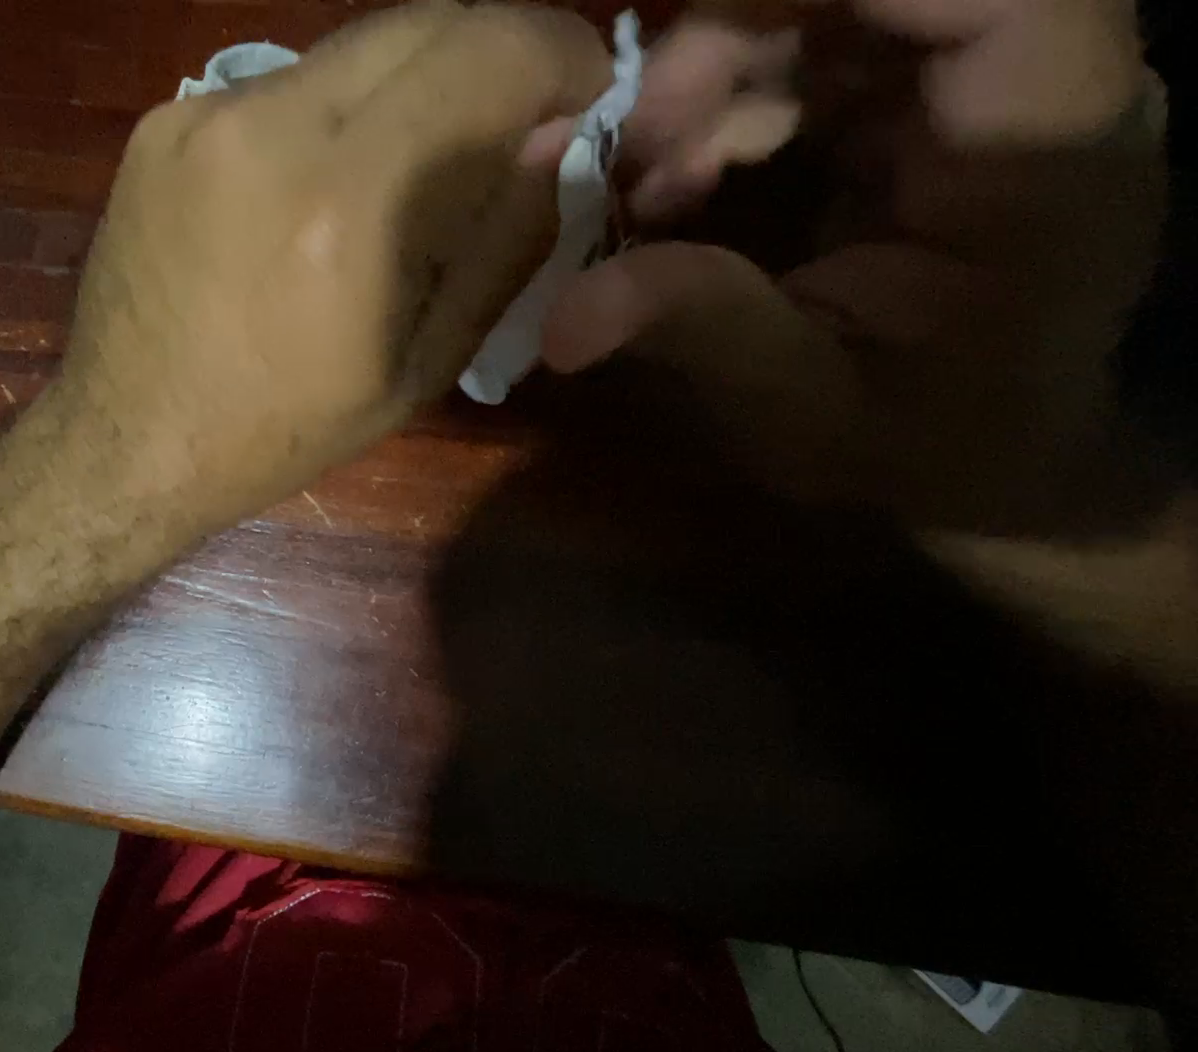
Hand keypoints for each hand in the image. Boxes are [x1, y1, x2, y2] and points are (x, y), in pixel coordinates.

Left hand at [55, 0, 611, 533]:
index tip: (580, 94)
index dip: (560, 52)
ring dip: (406, 87)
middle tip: (509, 121)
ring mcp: (201, 114)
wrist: (129, 442)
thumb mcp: (417, 370)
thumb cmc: (278, 432)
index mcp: (346, 205)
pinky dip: (326, 115)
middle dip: (488, 55)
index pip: (487, 50)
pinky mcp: (159, 123)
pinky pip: (279, 88)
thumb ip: (502, 246)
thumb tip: (554, 142)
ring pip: (349, 49)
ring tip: (409, 168)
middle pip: (421, 20)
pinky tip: (315, 187)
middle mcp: (269, 129)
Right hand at [530, 0, 1166, 534]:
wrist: (963, 456)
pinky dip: (696, 126)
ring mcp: (947, 92)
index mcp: (1039, 140)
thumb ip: (699, 332)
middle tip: (628, 165)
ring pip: (806, 24)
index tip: (665, 77)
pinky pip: (780, 74)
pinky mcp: (888, 116)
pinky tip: (654, 199)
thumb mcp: (798, 406)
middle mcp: (1013, 83)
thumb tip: (564, 316)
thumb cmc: (910, 442)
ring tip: (637, 207)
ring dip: (692, 102)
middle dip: (716, 57)